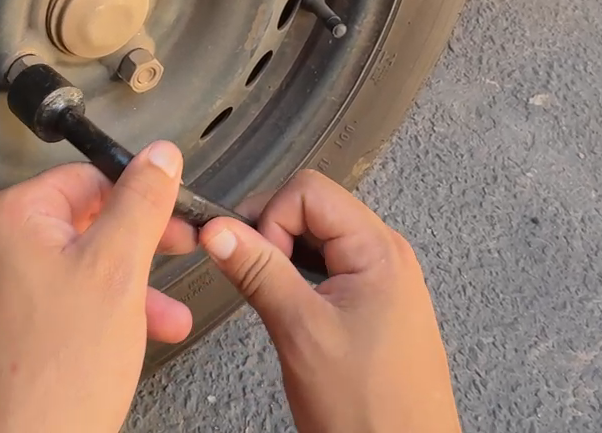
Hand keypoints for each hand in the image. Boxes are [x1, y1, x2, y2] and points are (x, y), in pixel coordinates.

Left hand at [0, 142, 198, 432]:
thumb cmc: (52, 376)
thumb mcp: (118, 269)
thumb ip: (141, 202)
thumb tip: (159, 155)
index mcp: (7, 217)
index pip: (87, 180)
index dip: (139, 198)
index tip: (172, 217)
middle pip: (80, 225)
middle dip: (137, 250)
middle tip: (176, 256)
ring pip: (72, 271)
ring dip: (125, 291)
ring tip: (164, 319)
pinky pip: (53, 307)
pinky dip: (93, 317)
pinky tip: (125, 342)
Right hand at [200, 171, 459, 432]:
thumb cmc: (370, 414)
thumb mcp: (301, 334)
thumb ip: (258, 271)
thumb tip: (216, 229)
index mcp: (378, 249)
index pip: (307, 191)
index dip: (271, 217)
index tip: (254, 259)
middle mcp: (385, 253)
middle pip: (312, 207)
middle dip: (273, 234)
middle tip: (256, 279)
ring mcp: (382, 278)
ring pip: (316, 236)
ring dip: (283, 257)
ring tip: (274, 300)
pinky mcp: (374, 303)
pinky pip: (327, 265)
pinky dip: (299, 276)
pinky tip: (290, 308)